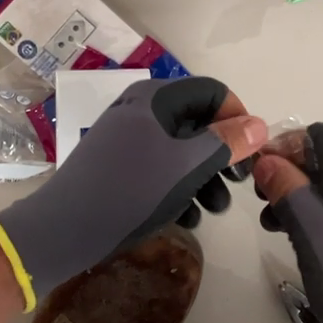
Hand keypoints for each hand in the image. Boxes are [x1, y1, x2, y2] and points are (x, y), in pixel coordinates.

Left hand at [0, 77, 266, 308]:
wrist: (64, 229)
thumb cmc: (131, 192)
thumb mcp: (187, 167)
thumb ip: (226, 143)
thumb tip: (259, 124)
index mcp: (155, 98)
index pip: (213, 92)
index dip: (238, 119)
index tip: (251, 154)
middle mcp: (140, 110)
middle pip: (197, 122)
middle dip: (222, 155)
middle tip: (238, 185)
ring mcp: (125, 139)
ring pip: (180, 150)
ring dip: (203, 177)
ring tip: (214, 210)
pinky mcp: (116, 166)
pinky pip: (158, 168)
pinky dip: (178, 187)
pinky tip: (186, 217)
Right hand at [253, 123, 322, 322]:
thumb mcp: (312, 232)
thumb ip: (287, 188)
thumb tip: (265, 159)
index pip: (320, 135)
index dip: (284, 147)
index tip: (257, 173)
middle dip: (289, 174)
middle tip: (262, 204)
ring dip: (300, 198)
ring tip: (274, 227)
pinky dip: (319, 216)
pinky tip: (301, 240)